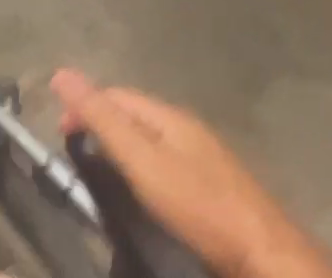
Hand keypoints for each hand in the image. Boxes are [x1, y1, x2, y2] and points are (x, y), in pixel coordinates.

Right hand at [51, 70, 331, 277]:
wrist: (270, 258)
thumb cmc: (197, 203)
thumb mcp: (139, 158)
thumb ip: (100, 117)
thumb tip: (60, 72)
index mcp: (169, 117)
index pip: (112, 94)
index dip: (81, 107)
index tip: (62, 136)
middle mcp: (189, 129)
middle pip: (132, 113)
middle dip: (100, 125)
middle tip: (81, 155)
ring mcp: (207, 157)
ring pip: (150, 138)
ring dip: (121, 145)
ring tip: (108, 170)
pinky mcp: (217, 184)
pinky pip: (167, 160)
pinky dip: (145, 165)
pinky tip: (147, 186)